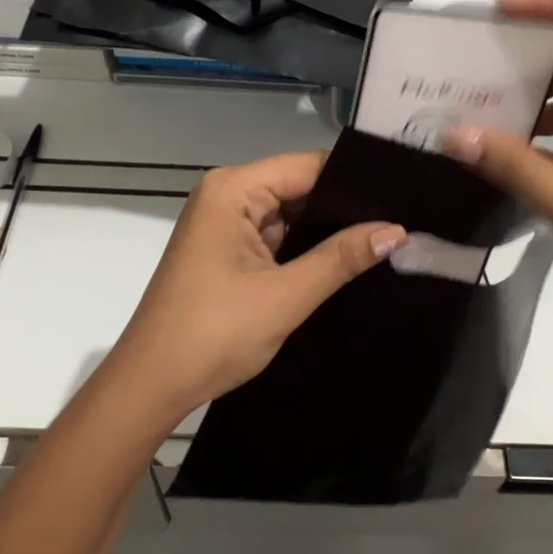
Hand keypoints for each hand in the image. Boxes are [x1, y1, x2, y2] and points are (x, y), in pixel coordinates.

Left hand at [107, 151, 406, 418]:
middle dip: (343, 209)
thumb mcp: (285, 296)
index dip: (353, 182)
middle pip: (298, 186)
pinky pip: (274, 235)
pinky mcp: (224, 249)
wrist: (151, 386)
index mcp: (233, 189)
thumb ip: (341, 258)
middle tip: (399, 225)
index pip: (307, 167)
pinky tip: (344, 262)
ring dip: (325, 231)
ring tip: (384, 241)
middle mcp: (226, 194)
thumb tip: (397, 230)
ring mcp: (223, 222)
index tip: (401, 199)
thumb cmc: (214, 334)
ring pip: (289, 213)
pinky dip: (303, 249)